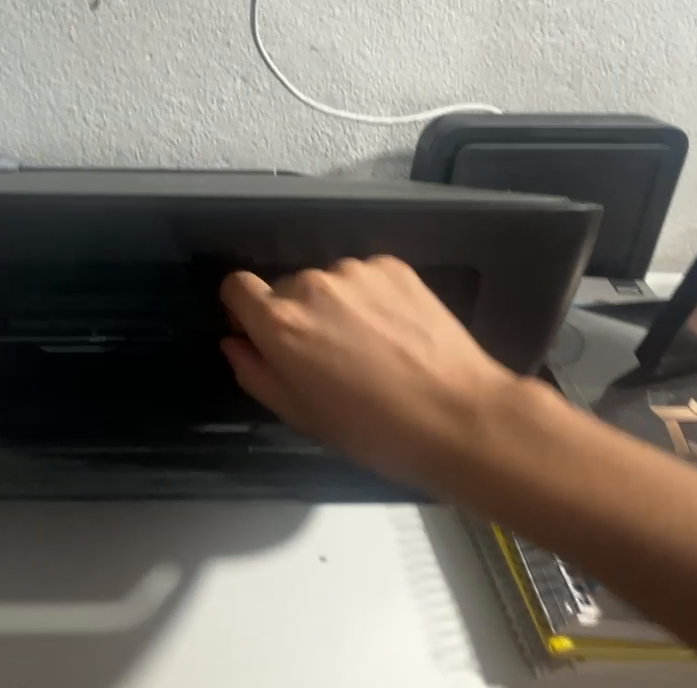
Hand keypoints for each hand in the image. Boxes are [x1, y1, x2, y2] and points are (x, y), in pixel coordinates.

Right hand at [219, 256, 527, 494]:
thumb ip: (255, 373)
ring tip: (371, 346)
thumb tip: (235, 342)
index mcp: (279, 322)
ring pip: (326, 283)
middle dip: (295, 316)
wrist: (461, 417)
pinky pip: (363, 277)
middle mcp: (309, 284)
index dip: (243, 310)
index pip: (236, 286)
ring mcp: (354, 271)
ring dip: (335, 307)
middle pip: (284, 289)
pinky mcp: (392, 266)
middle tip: (329, 356)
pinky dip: (369, 298)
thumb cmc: (374, 430)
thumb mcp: (301, 416)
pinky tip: (395, 332)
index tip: (262, 335)